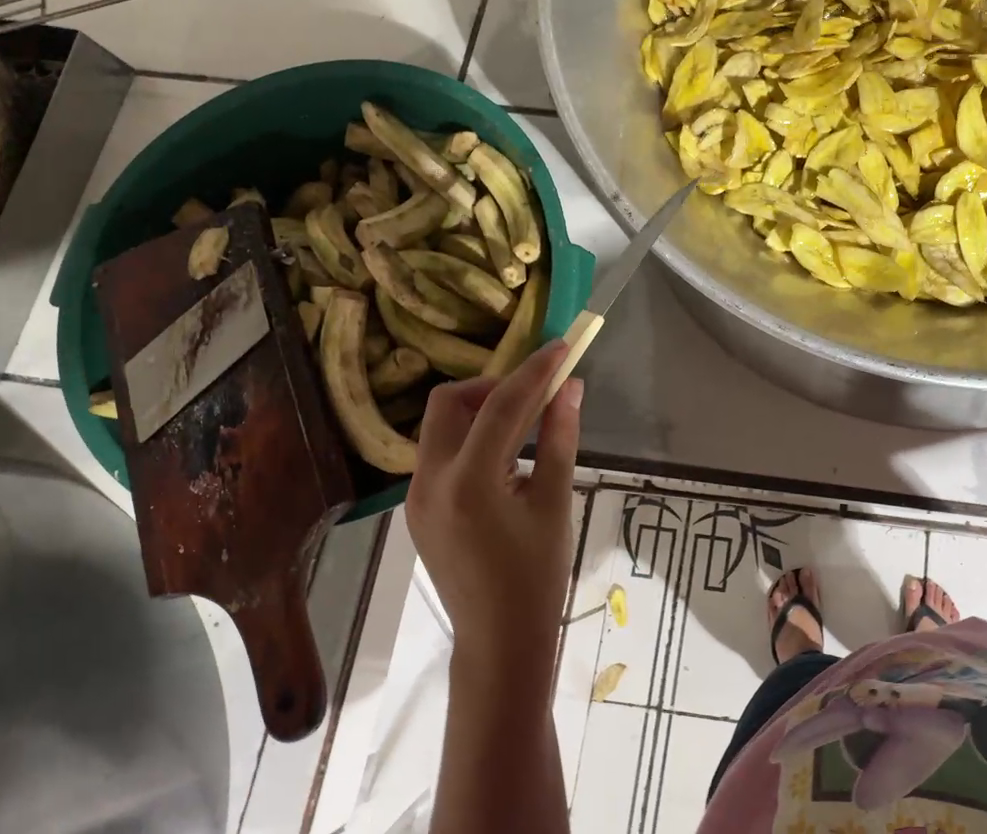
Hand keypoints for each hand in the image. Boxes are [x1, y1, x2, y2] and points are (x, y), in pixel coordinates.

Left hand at [406, 340, 582, 664]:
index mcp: (469, 481)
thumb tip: (570, 387)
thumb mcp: (555, 502)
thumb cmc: (537, 575)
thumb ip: (560, 438)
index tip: (562, 347)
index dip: (535, 371)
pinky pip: (438, 453)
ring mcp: (416, 496)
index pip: (501, 406)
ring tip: (524, 425)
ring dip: (479, 411)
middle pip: (449, 403)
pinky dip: (470, 439)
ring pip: (439, 426)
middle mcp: (429, 480)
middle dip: (492, 386)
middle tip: (534, 394)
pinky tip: (503, 459)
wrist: (499, 639)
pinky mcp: (417, 509)